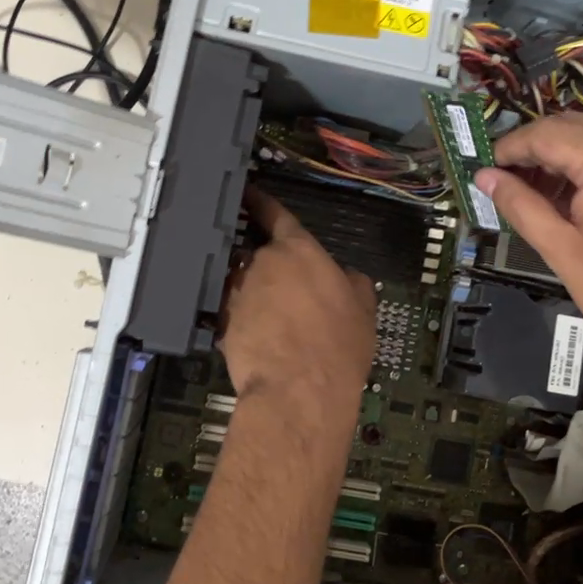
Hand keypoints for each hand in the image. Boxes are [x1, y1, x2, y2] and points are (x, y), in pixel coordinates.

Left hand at [221, 188, 377, 412]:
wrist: (299, 391)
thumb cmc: (338, 346)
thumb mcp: (363, 308)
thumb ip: (352, 281)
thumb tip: (345, 276)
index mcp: (298, 250)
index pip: (274, 214)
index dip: (260, 202)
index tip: (248, 193)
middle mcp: (261, 263)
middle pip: (256, 252)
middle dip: (265, 265)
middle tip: (282, 289)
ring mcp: (235, 292)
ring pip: (240, 282)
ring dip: (250, 293)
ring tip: (269, 320)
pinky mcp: (219, 322)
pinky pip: (229, 312)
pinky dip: (239, 320)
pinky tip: (255, 340)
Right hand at [474, 113, 582, 379]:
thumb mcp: (561, 251)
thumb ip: (520, 206)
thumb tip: (484, 178)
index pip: (547, 134)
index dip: (509, 146)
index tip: (483, 166)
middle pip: (573, 127)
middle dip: (534, 148)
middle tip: (503, 179)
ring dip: (563, 155)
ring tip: (534, 191)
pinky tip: (573, 196)